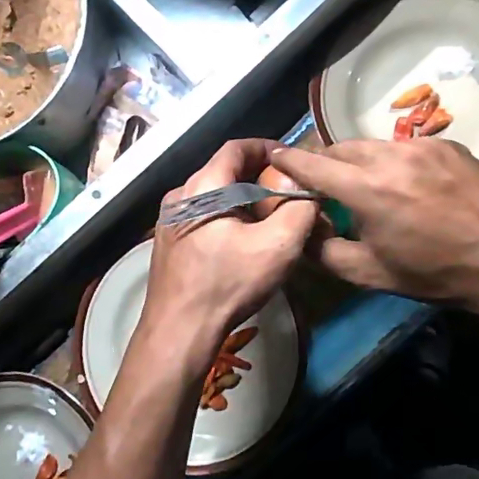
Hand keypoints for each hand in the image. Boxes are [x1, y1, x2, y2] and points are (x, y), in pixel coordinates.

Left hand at [141, 139, 318, 341]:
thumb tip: (307, 188)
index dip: (268, 147)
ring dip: (245, 200)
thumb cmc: (227, 284)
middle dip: (260, 176)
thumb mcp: (277, 246)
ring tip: (273, 218)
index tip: (294, 161)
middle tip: (289, 192)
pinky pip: (204, 216)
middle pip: (225, 171)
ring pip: (215, 196)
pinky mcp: (170, 243)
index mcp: (202, 186)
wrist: (179, 331)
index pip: (236, 147)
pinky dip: (229, 217)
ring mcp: (170, 221)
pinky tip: (246, 241)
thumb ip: (299, 209)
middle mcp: (180, 196)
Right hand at [270, 138, 478, 313]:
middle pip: (339, 148)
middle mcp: (390, 157)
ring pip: (371, 144)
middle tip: (322, 184)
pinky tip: (404, 185)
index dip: (288, 161)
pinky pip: (403, 147)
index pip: (312, 164)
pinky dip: (391, 161)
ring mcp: (421, 147)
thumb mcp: (370, 274)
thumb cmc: (436, 272)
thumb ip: (324, 251)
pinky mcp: (447, 145)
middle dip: (324, 162)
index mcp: (366, 190)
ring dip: (357, 161)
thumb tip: (300, 231)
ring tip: (364, 185)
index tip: (274, 158)